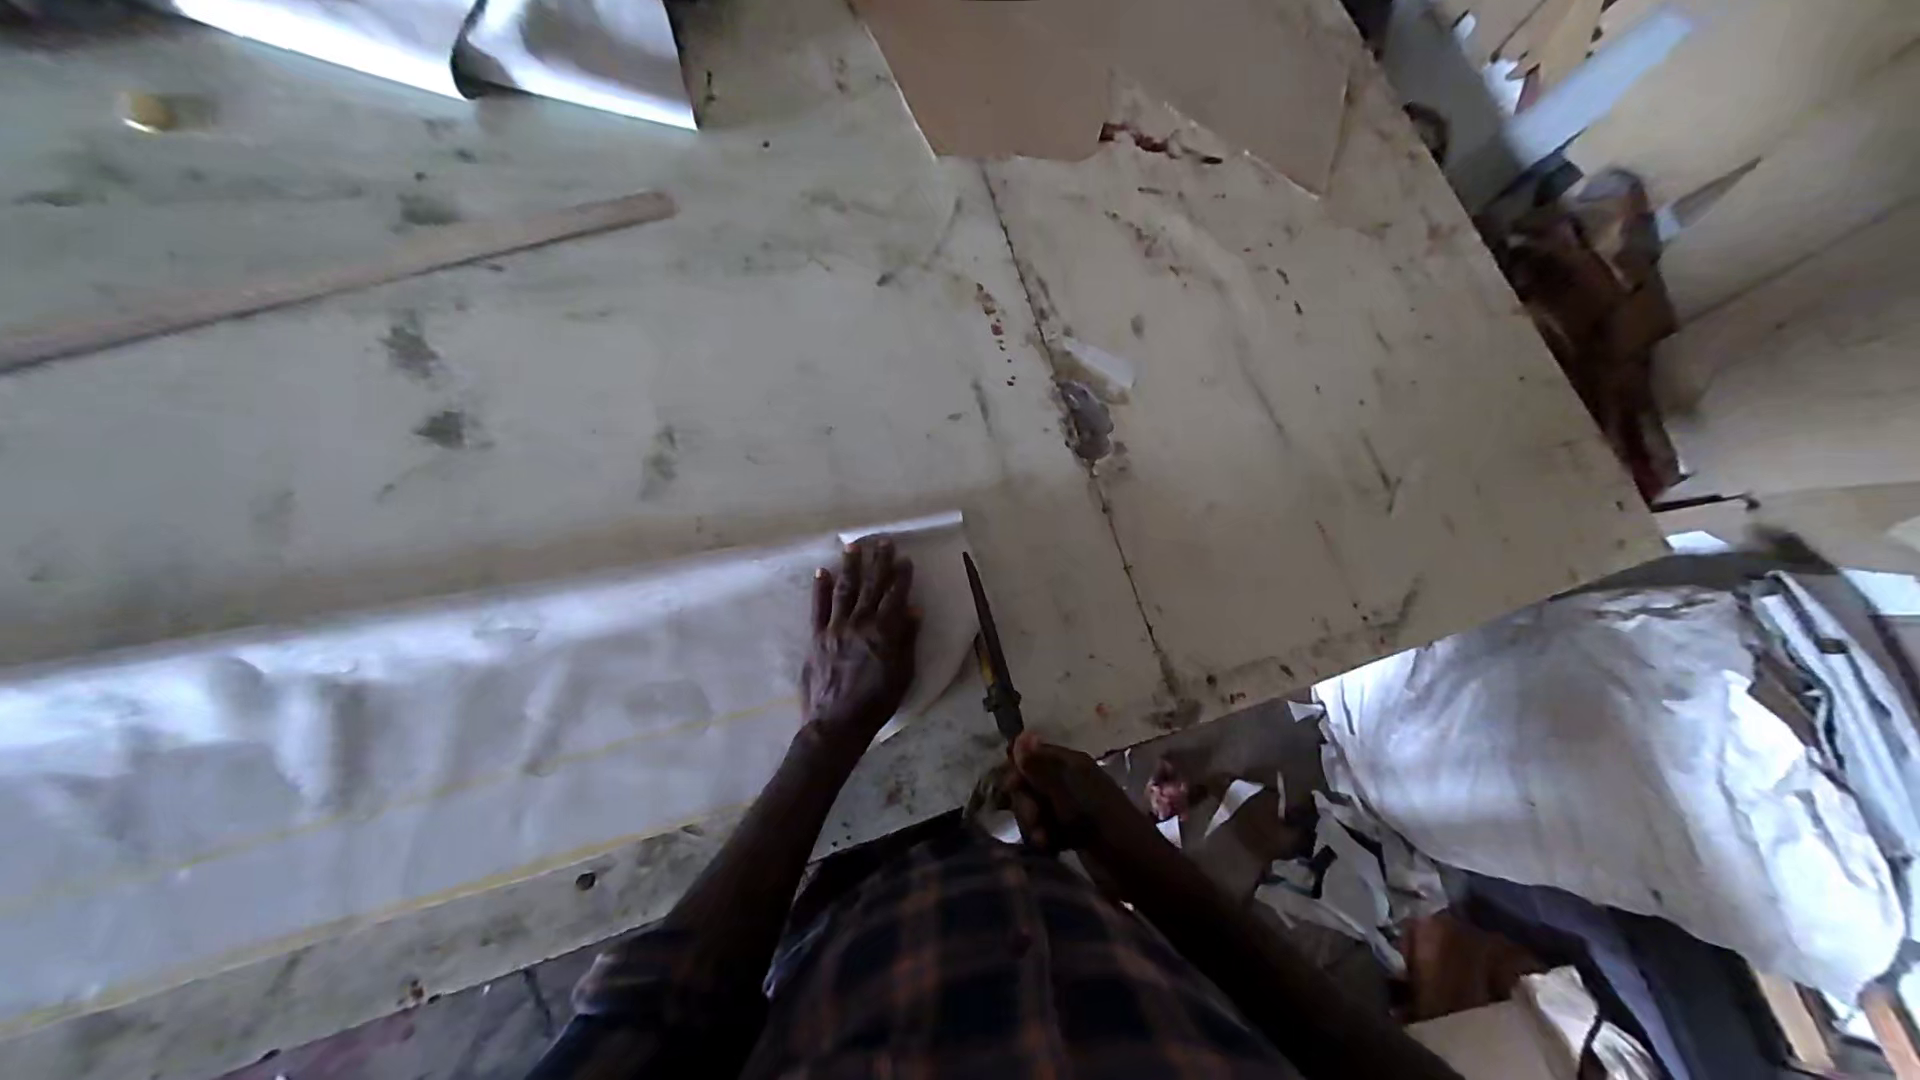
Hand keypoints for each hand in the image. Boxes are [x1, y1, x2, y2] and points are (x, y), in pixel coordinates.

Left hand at [800, 537, 919, 750]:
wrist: (837, 723)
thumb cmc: (877, 703)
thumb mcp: (903, 674)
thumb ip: (907, 640)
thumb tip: (913, 610)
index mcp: (884, 632)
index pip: (896, 596)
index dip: (901, 576)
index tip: (905, 559)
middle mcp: (860, 623)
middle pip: (871, 586)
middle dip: (879, 562)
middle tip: (883, 541)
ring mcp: (835, 628)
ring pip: (845, 590)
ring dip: (851, 566)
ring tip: (854, 546)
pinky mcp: (817, 637)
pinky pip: (818, 607)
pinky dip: (820, 588)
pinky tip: (822, 571)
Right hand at [1006, 731, 1143, 851]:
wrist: (1134, 865)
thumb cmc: (1100, 820)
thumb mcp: (1066, 789)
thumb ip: (1040, 765)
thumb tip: (1022, 734)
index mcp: (1070, 763)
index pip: (1031, 756)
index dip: (1017, 771)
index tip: (1013, 788)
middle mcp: (1068, 781)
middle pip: (1028, 786)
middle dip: (1025, 806)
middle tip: (1035, 823)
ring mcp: (1069, 808)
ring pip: (1034, 811)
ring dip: (1033, 826)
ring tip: (1044, 842)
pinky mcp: (1071, 833)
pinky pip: (1045, 830)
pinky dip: (1044, 839)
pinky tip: (1050, 849)